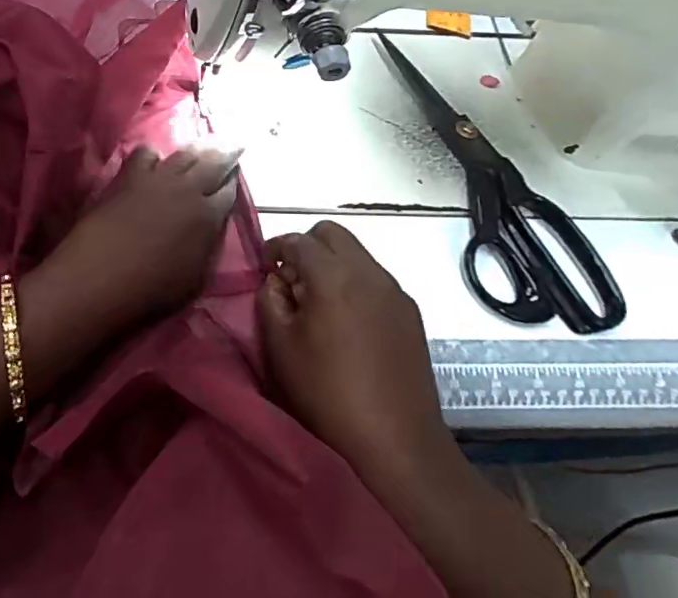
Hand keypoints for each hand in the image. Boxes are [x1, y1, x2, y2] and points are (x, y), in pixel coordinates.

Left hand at [41, 146, 240, 325]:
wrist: (102, 276)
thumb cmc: (151, 290)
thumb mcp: (195, 278)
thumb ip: (206, 246)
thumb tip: (209, 229)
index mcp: (208, 218)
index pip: (228, 193)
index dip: (233, 183)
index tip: (235, 176)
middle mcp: (188, 191)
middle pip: (213, 163)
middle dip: (226, 152)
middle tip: (234, 143)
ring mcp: (158, 179)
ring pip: (183, 153)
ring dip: (196, 148)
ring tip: (201, 144)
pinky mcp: (129, 175)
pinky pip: (146, 153)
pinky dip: (153, 154)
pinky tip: (153, 159)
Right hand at [259, 221, 453, 471]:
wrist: (396, 443)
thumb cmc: (327, 393)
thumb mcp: (280, 345)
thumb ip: (270, 298)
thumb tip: (278, 279)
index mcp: (333, 275)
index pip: (298, 239)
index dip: (275, 248)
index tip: (265, 269)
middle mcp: (368, 272)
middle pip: (332, 234)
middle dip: (307, 247)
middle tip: (292, 281)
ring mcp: (395, 291)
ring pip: (357, 254)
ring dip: (333, 265)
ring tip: (319, 304)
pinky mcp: (411, 313)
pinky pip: (375, 279)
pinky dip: (354, 284)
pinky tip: (347, 323)